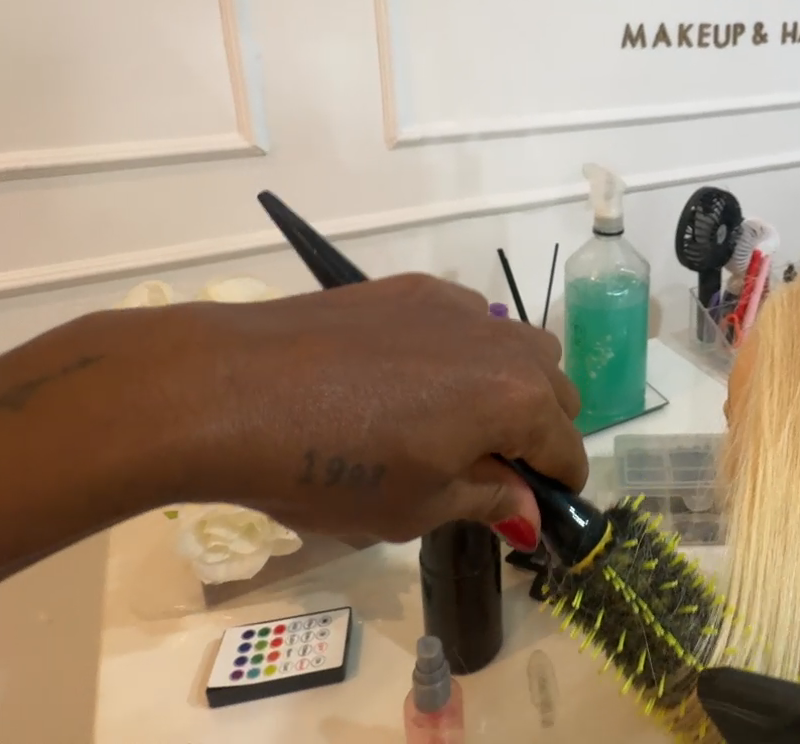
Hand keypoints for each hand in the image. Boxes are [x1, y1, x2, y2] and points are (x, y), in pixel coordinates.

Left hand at [145, 274, 584, 547]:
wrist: (233, 389)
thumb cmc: (328, 468)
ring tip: (457, 413)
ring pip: (518, 344)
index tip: (542, 502)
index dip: (562, 482)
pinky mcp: (418, 288)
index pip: (567, 446)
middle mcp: (504, 345)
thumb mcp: (415, 507)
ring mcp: (461, 308)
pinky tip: (410, 373)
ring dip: (512, 382)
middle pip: (557, 387)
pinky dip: (465, 349)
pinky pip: (469, 318)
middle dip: (542, 428)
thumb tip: (528, 512)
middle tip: (493, 463)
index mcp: (516, 402)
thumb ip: (488, 501)